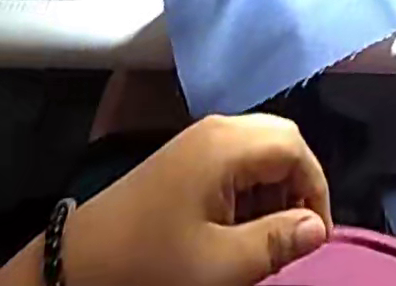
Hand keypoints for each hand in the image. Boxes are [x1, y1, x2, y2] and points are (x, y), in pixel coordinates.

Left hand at [0, 115, 331, 285]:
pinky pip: (237, 156)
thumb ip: (275, 242)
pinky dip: (252, 185)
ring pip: (260, 146)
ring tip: (267, 237)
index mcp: (227, 145)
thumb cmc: (151, 265)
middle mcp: (218, 128)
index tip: (316, 238)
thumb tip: (318, 228)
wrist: (78, 263)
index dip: (316, 188)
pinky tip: (239, 225)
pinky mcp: (188, 154)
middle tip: (294, 234)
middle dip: (298, 182)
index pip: (294, 146)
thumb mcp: (217, 267)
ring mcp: (200, 138)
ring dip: (275, 185)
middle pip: (280, 138)